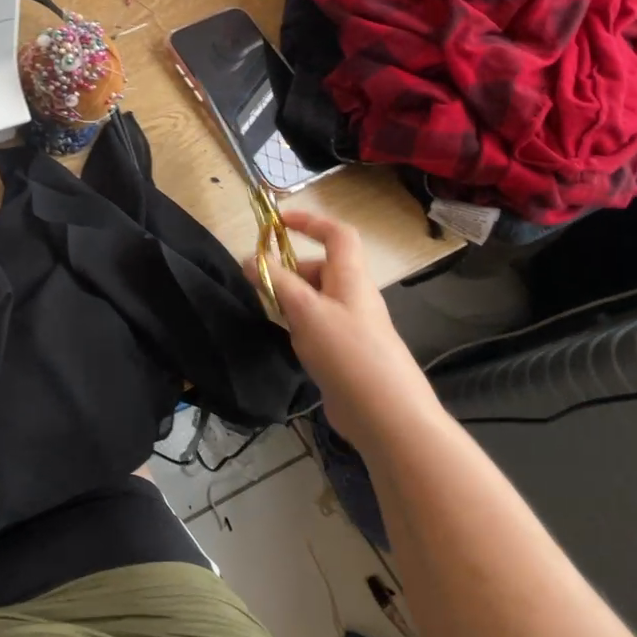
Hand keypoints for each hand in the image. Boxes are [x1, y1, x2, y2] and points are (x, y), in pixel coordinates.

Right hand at [252, 211, 442, 449]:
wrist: (387, 415)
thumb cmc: (348, 353)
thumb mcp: (305, 311)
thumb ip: (276, 282)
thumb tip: (249, 259)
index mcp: (351, 279)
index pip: (337, 235)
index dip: (310, 221)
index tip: (277, 223)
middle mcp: (354, 297)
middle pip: (320, 269)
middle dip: (290, 271)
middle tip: (262, 285)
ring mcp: (352, 327)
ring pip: (316, 299)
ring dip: (291, 301)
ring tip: (272, 316)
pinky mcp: (347, 353)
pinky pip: (317, 327)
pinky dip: (298, 327)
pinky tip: (289, 344)